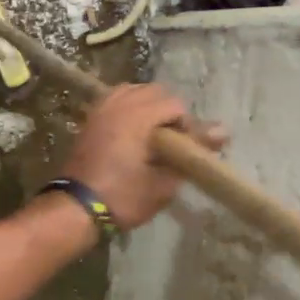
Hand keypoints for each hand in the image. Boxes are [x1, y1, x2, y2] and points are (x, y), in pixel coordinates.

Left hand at [61, 84, 219, 228]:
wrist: (75, 208)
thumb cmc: (123, 197)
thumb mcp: (164, 183)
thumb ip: (192, 154)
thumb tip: (224, 131)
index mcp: (137, 116)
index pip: (175, 104)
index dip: (188, 125)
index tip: (188, 150)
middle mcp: (117, 104)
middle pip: (154, 92)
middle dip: (169, 112)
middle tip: (174, 142)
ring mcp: (99, 110)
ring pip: (132, 91)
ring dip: (148, 107)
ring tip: (154, 136)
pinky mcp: (89, 119)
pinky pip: (114, 100)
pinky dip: (128, 108)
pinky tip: (134, 133)